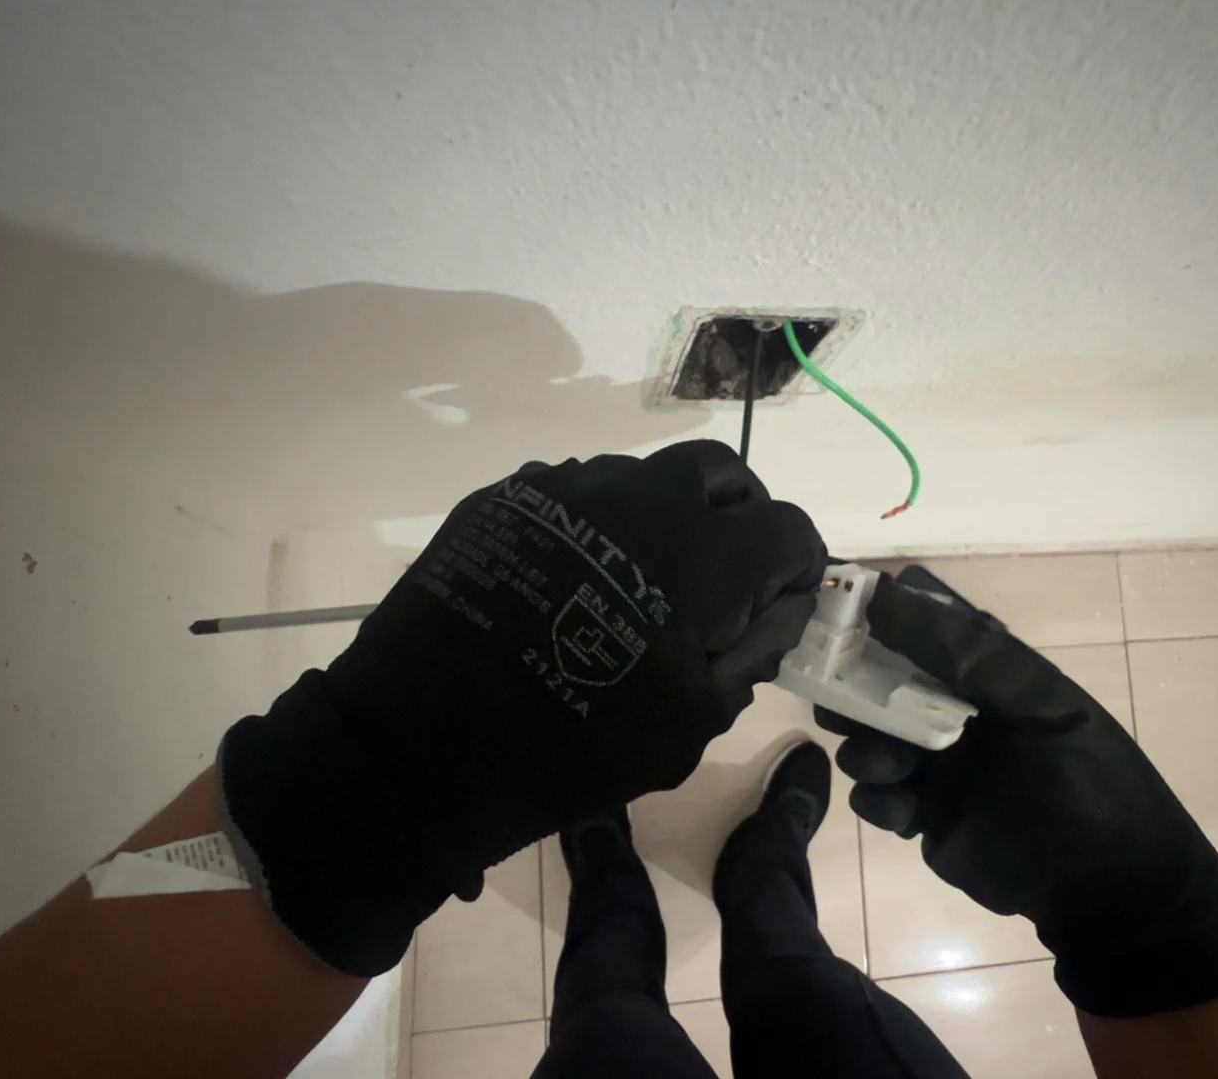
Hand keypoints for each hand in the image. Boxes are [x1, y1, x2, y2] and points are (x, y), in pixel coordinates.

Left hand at [220, 441, 825, 974]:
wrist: (420, 745)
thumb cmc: (575, 746)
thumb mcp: (693, 720)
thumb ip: (756, 646)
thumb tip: (784, 599)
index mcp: (703, 554)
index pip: (788, 526)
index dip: (797, 564)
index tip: (780, 596)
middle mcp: (646, 495)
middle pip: (725, 471)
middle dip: (743, 513)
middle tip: (725, 572)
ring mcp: (572, 482)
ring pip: (653, 472)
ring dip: (671, 513)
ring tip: (643, 576)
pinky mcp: (513, 493)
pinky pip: (585, 484)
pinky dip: (607, 516)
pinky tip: (579, 571)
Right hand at [818, 566, 1217, 1016]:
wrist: (1110, 892)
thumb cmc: (1085, 782)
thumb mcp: (1039, 706)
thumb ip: (967, 653)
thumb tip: (884, 598)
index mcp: (979, 674)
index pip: (913, 630)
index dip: (872, 621)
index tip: (833, 620)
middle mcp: (946, 710)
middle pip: (872, 685)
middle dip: (849, 691)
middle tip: (839, 703)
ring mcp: (930, 764)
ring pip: (864, 740)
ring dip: (865, 750)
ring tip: (894, 770)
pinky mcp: (919, 814)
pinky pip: (872, 797)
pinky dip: (876, 800)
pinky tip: (906, 812)